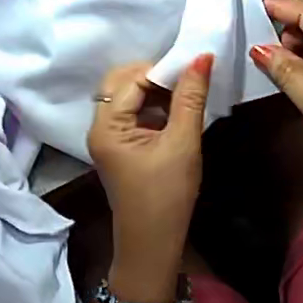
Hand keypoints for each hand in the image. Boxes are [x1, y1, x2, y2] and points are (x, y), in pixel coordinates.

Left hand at [85, 54, 212, 302]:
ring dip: (157, 91)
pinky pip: (135, 114)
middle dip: (156, 76)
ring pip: (130, 97)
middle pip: (123, 83)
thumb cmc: (167, 195)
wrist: (153, 245)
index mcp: (107, 126)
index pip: (131, 80)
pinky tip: (179, 110)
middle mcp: (101, 127)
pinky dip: (156, 106)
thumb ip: (191, 98)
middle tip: (189, 79)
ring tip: (188, 93)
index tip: (193, 67)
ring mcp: (110, 138)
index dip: (161, 69)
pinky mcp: (122, 147)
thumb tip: (202, 57)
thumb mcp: (183, 143)